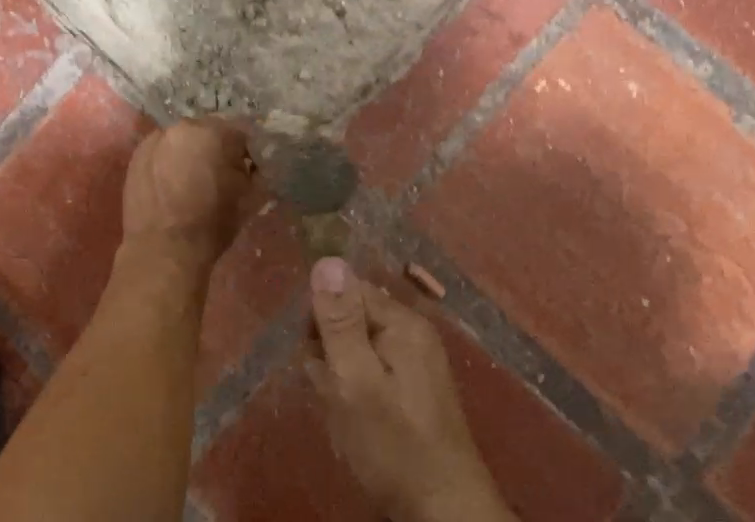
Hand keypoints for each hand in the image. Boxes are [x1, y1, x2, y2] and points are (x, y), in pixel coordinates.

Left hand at [119, 118, 254, 277]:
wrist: (163, 248)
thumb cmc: (211, 224)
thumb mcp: (248, 198)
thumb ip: (254, 172)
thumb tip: (250, 166)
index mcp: (212, 133)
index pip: (238, 134)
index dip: (244, 153)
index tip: (245, 171)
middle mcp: (181, 128)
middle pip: (206, 132)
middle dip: (214, 149)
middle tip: (217, 175)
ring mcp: (154, 140)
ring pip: (180, 141)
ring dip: (188, 153)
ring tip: (189, 181)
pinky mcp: (136, 156)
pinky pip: (160, 152)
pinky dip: (166, 162)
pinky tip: (168, 184)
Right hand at [306, 258, 514, 521]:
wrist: (442, 513)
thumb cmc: (395, 445)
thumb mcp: (356, 380)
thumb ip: (339, 322)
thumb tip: (326, 259)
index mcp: (402, 323)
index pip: (343, 289)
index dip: (319, 318)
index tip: (312, 354)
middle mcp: (411, 333)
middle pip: (347, 316)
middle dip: (326, 348)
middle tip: (331, 387)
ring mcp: (412, 361)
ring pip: (352, 346)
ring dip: (336, 373)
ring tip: (341, 406)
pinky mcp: (408, 388)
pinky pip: (365, 370)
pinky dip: (351, 389)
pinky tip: (352, 416)